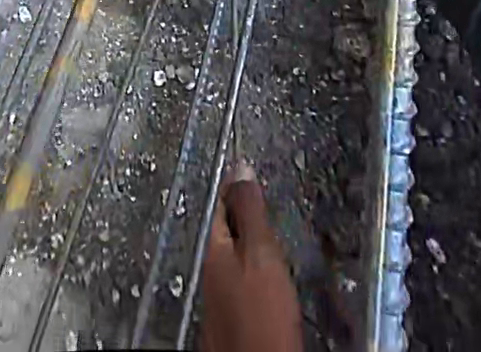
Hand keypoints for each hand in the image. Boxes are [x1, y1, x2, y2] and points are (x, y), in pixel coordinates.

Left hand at [199, 162, 300, 351]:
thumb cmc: (261, 313)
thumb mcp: (260, 253)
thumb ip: (250, 210)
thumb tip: (240, 166)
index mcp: (212, 248)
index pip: (220, 202)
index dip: (236, 183)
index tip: (250, 167)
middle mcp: (209, 268)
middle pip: (225, 227)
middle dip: (243, 211)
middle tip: (265, 195)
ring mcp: (218, 294)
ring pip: (234, 252)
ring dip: (250, 239)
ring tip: (271, 228)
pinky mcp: (232, 316)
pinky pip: (241, 276)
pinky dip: (254, 265)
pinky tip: (270, 271)